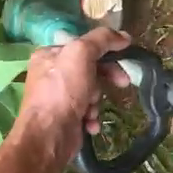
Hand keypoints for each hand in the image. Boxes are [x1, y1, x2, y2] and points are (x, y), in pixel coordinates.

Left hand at [11, 27, 131, 165]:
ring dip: (97, 101)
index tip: (124, 56)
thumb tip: (124, 36)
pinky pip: (87, 112)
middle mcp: (51, 74)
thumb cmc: (62, 90)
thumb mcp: (82, 54)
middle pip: (89, 69)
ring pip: (91, 91)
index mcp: (49, 54)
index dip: (105, 50)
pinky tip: (89, 124)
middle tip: (123, 82)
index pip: (83, 46)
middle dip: (105, 78)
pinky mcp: (65, 118)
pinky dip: (92, 117)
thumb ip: (102, 39)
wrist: (48, 136)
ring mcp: (58, 97)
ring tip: (90, 110)